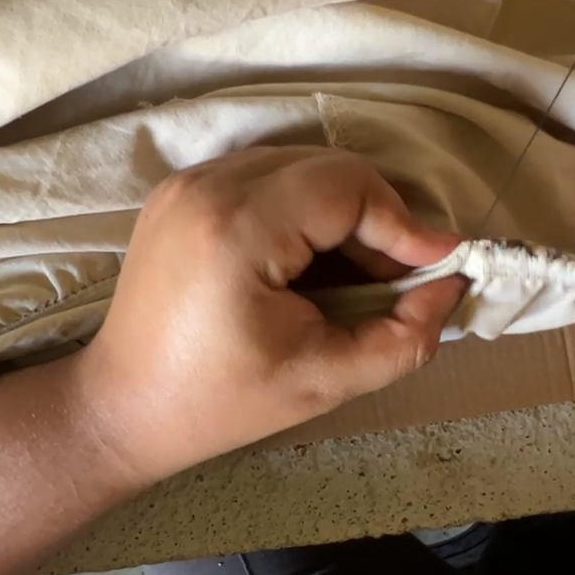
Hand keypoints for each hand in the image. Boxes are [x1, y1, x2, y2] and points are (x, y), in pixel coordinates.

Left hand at [74, 147, 465, 482]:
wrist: (125, 407)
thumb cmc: (221, 404)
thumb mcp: (325, 382)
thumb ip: (403, 338)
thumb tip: (449, 287)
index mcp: (236, 227)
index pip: (348, 187)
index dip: (404, 224)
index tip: (437, 267)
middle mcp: (207, 185)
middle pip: (328, 167)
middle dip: (378, 219)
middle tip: (399, 279)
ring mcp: (187, 182)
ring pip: (301, 167)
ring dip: (344, 214)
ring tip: (361, 275)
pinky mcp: (181, 192)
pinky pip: (267, 178)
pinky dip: (305, 211)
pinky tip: (314, 261)